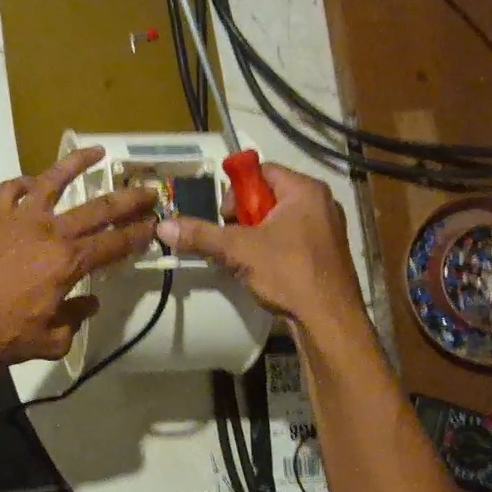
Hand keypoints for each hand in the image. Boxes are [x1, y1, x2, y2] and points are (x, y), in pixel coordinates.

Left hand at [0, 147, 157, 364]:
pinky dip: (23, 182)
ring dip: (77, 164)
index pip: (114, 245)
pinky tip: (31, 181)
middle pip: (98, 208)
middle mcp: (50, 232)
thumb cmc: (1, 333)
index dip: (139, 236)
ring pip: (53, 181)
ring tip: (96, 152)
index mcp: (69, 261)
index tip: (155, 227)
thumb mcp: (49, 341)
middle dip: (128, 199)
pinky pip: (10, 191)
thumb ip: (75, 321)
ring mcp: (19, 220)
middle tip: (150, 190)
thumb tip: (88, 304)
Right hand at [156, 162, 364, 331]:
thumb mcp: (238, 250)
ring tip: (242, 259)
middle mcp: (320, 203)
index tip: (223, 216)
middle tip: (230, 241)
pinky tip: (261, 272)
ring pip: (277, 222)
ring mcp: (326, 230)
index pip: (262, 171)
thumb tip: (163, 226)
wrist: (328, 320)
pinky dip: (270, 250)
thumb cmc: (288, 272)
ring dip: (253, 237)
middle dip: (242, 217)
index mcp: (305, 190)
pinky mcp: (325, 255)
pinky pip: (290, 240)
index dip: (236, 190)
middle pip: (268, 197)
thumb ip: (201, 235)